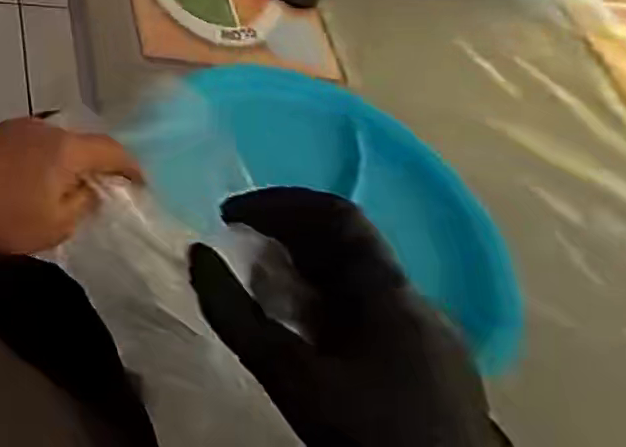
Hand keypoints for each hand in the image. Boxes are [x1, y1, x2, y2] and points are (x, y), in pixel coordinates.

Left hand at [0, 117, 142, 254]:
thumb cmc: (1, 217)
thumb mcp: (55, 224)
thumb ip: (84, 202)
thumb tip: (95, 187)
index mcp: (63, 146)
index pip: (110, 148)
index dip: (131, 167)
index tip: (141, 187)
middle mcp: (42, 127)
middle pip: (82, 141)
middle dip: (99, 164)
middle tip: (110, 191)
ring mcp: (16, 127)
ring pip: (57, 141)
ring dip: (70, 161)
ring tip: (76, 188)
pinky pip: (34, 143)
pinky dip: (47, 159)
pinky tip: (43, 180)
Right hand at [189, 189, 501, 446]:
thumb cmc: (370, 435)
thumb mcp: (288, 374)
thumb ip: (233, 311)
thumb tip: (196, 250)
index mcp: (392, 294)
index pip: (336, 213)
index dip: (277, 203)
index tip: (230, 215)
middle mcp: (417, 304)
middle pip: (343, 241)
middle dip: (280, 233)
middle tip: (233, 242)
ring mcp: (428, 336)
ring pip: (354, 275)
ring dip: (297, 265)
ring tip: (254, 283)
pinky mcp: (428, 365)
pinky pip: (366, 306)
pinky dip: (319, 297)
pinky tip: (294, 324)